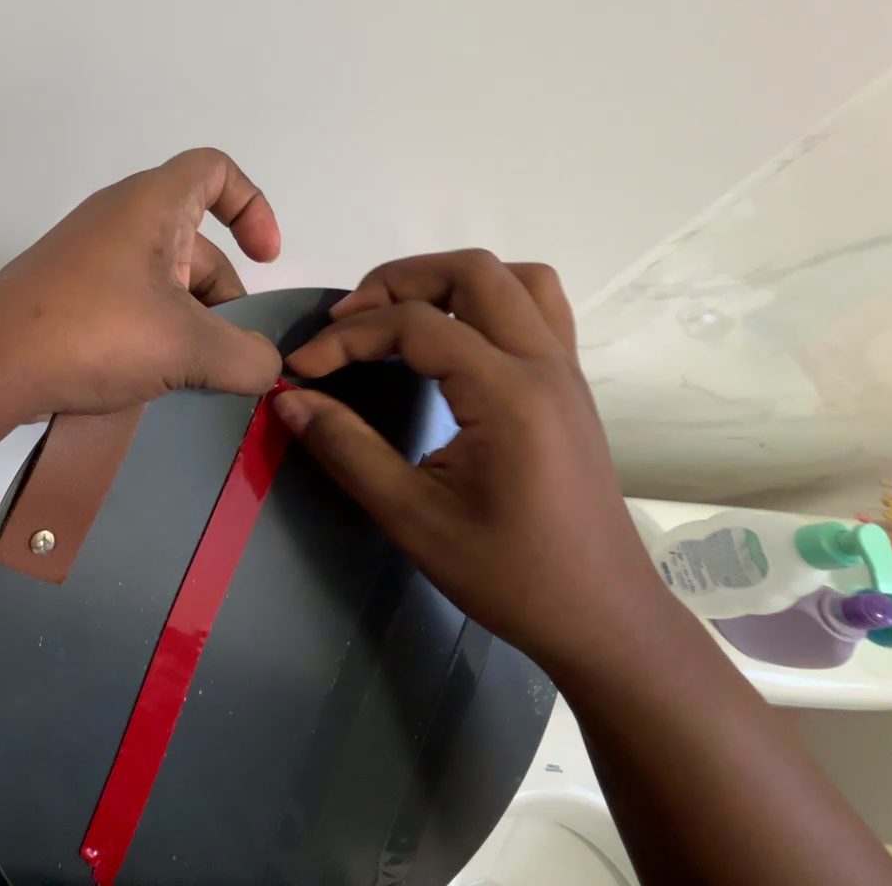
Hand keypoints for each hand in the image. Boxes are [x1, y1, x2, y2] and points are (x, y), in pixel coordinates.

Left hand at [0, 148, 282, 418]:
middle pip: (196, 242)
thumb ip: (246, 358)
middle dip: (225, 296)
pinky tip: (152, 377)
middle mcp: (117, 220)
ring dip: (190, 322)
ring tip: (193, 375)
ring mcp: (86, 258)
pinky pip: (128, 301)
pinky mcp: (65, 294)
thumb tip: (266, 367)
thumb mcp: (186, 348)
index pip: (215, 170)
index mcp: (151, 206)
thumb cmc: (95, 333)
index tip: (266, 260)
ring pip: (163, 280)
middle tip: (228, 352)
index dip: (253, 205)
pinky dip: (152, 332)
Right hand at [272, 250, 674, 672]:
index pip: (416, 325)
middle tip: (345, 321)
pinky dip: (485, 300)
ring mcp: (565, 372)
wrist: (602, 619)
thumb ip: (347, 449)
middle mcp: (544, 365)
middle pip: (473, 271)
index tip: (302, 370)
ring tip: (397, 315)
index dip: (347, 338)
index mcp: (508, 395)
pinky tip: (450, 338)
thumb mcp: (412, 519)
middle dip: (396, 281)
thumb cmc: (510, 576)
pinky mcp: (568, 387)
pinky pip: (536, 307)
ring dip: (447, 280)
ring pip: (515, 278)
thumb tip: (289, 400)